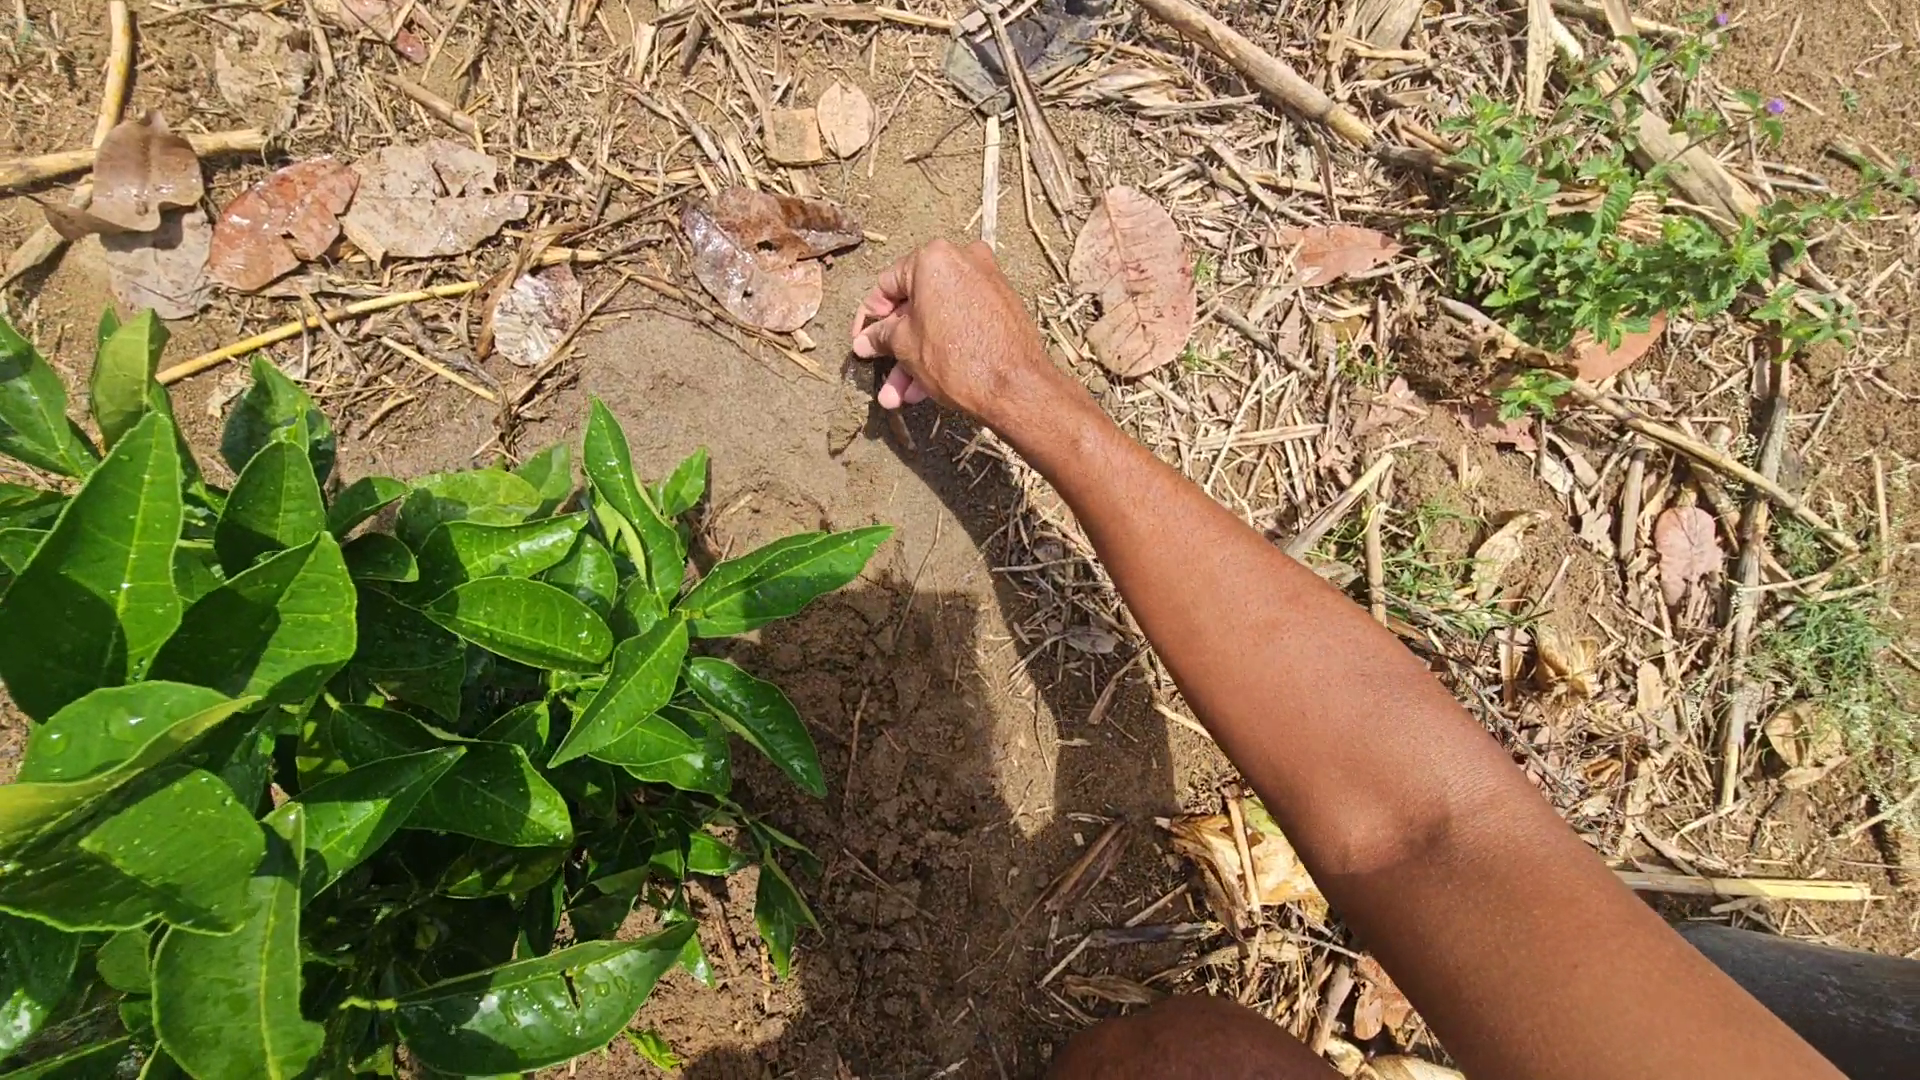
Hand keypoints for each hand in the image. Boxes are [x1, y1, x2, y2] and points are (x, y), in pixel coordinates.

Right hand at [849, 239, 1053, 422]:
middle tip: (882, 373)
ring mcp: (987, 283)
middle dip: (896, 348)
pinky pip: (960, 326)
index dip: (869, 318)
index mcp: (934, 258)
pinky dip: (942, 351)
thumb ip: (882, 337)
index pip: (887, 284)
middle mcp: (964, 260)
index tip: (862, 342)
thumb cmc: (958, 359)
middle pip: (915, 307)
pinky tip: (925, 388)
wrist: (1016, 386)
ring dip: (915, 359)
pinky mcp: (1003, 308)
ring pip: (938, 322)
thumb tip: (866, 340)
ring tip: (900, 397)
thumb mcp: (906, 346)